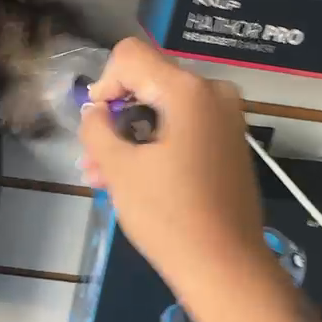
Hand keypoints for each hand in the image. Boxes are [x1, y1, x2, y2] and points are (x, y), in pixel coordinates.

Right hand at [78, 38, 269, 294]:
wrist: (223, 265)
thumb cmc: (168, 216)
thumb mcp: (120, 170)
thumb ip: (97, 130)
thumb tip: (93, 112)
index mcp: (189, 91)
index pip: (131, 56)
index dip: (103, 85)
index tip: (95, 127)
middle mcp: (214, 94)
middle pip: (149, 84)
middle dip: (115, 118)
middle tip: (92, 161)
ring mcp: (227, 120)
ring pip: (164, 112)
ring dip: (130, 138)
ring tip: (103, 178)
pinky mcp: (229, 146)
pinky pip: (183, 131)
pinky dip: (156, 148)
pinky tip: (133, 181)